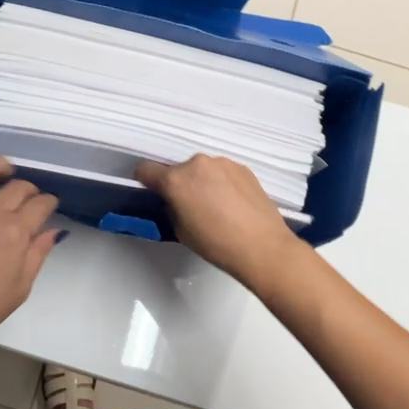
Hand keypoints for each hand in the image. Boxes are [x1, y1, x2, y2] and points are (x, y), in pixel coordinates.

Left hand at [0, 155, 62, 356]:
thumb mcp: (22, 286)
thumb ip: (38, 253)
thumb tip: (52, 231)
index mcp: (15, 232)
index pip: (40, 204)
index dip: (49, 203)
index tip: (50, 207)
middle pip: (17, 186)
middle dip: (30, 189)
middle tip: (30, 199)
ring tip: (5, 170)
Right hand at [136, 155, 301, 284]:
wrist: (262, 246)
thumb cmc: (216, 244)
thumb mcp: (180, 231)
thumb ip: (171, 208)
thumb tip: (174, 200)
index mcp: (175, 180)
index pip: (146, 169)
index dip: (145, 181)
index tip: (153, 193)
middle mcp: (196, 164)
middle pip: (177, 169)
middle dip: (179, 184)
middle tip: (191, 206)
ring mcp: (222, 163)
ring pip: (202, 170)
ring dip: (202, 182)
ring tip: (217, 206)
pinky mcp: (242, 167)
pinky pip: (222, 172)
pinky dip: (222, 182)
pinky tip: (234, 203)